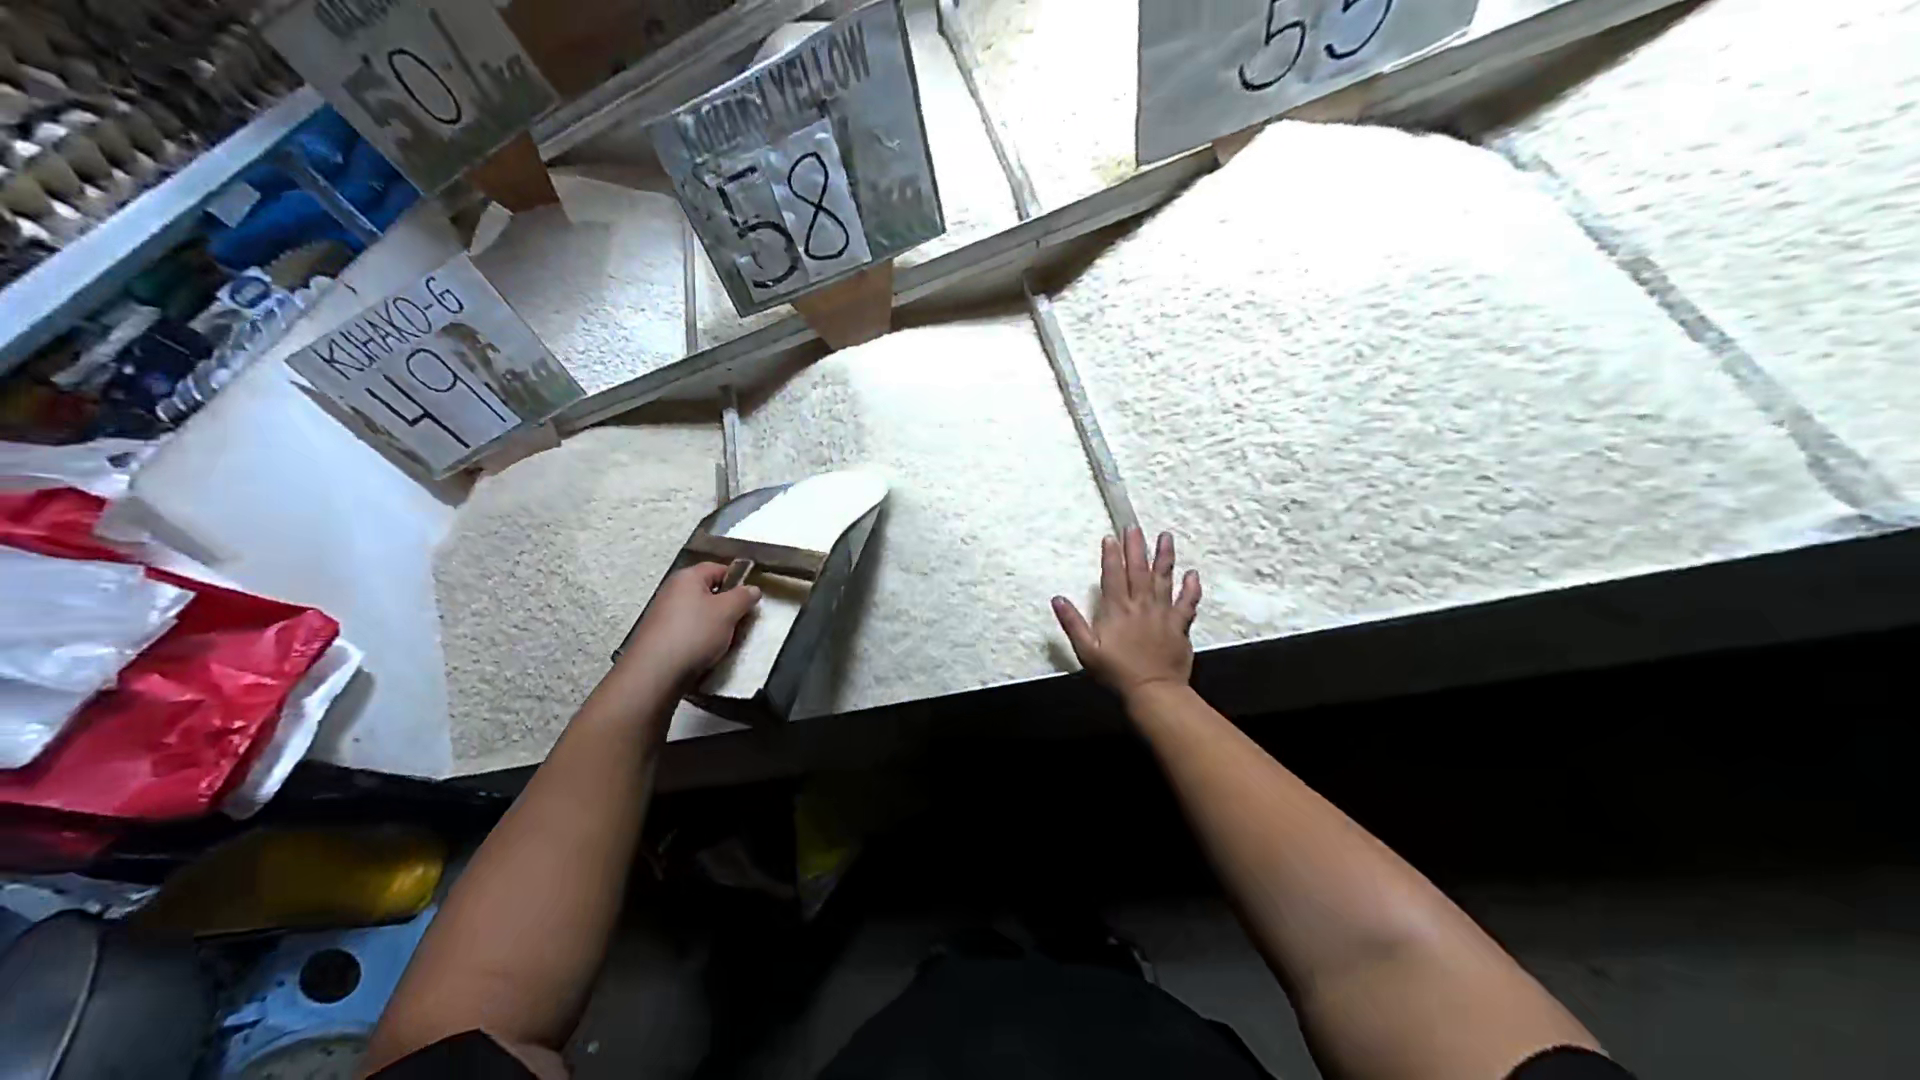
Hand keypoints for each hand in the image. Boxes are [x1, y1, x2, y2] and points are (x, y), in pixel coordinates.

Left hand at [620, 562, 761, 685]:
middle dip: (727, 605)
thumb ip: (744, 597)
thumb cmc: (694, 633)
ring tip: (724, 640)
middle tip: (740, 620)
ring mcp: (663, 614)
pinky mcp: (660, 637)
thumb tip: (752, 589)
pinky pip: (688, 631)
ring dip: (715, 625)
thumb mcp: (728, 611)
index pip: (718, 568)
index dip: (738, 580)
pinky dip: (699, 638)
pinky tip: (705, 652)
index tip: (750, 598)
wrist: (655, 673)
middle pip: (708, 591)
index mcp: (687, 577)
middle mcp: (672, 591)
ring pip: (699, 613)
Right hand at [1052, 527, 1201, 701]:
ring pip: (1164, 579)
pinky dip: (1191, 588)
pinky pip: (1187, 603)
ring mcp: (1162, 614)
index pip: (1113, 575)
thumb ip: (1072, 623)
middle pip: (1138, 570)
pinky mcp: (1179, 626)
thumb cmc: (1116, 672)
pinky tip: (1192, 574)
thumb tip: (1057, 598)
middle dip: (1136, 546)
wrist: (1153, 691)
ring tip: (1166, 536)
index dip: (1111, 555)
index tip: (1111, 537)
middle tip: (1134, 526)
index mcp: (1117, 610)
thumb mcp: (1086, 650)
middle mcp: (1141, 606)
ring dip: (1164, 557)